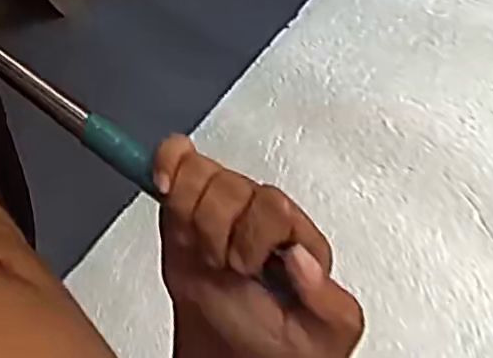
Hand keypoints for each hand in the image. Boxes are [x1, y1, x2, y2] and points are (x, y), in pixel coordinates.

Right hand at [155, 135, 363, 357]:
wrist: (229, 340)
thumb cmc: (274, 337)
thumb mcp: (320, 337)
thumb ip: (328, 304)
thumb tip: (304, 260)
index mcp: (296, 232)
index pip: (272, 205)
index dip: (250, 237)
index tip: (244, 266)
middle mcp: (258, 204)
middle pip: (229, 185)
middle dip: (215, 230)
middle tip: (221, 260)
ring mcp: (219, 193)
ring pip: (196, 171)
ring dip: (187, 213)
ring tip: (199, 244)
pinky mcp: (183, 187)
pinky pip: (175, 153)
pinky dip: (164, 163)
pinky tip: (164, 185)